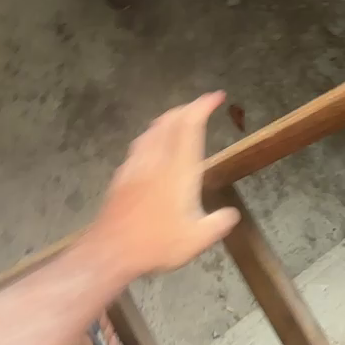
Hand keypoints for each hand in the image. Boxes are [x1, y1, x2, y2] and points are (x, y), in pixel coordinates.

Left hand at [83, 91, 240, 280]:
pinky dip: (153, 133)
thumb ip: (217, 224)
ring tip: (179, 119)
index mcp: (179, 169)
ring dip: (169, 117)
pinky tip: (152, 143)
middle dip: (187, 108)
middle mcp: (158, 158)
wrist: (112, 248)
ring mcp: (138, 163)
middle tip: (200, 106)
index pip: (191, 125)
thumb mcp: (196, 240)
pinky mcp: (124, 172)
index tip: (215, 96)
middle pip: (171, 120)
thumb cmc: (157, 243)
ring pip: (154, 128)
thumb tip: (232, 214)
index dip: (203, 106)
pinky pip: (141, 142)